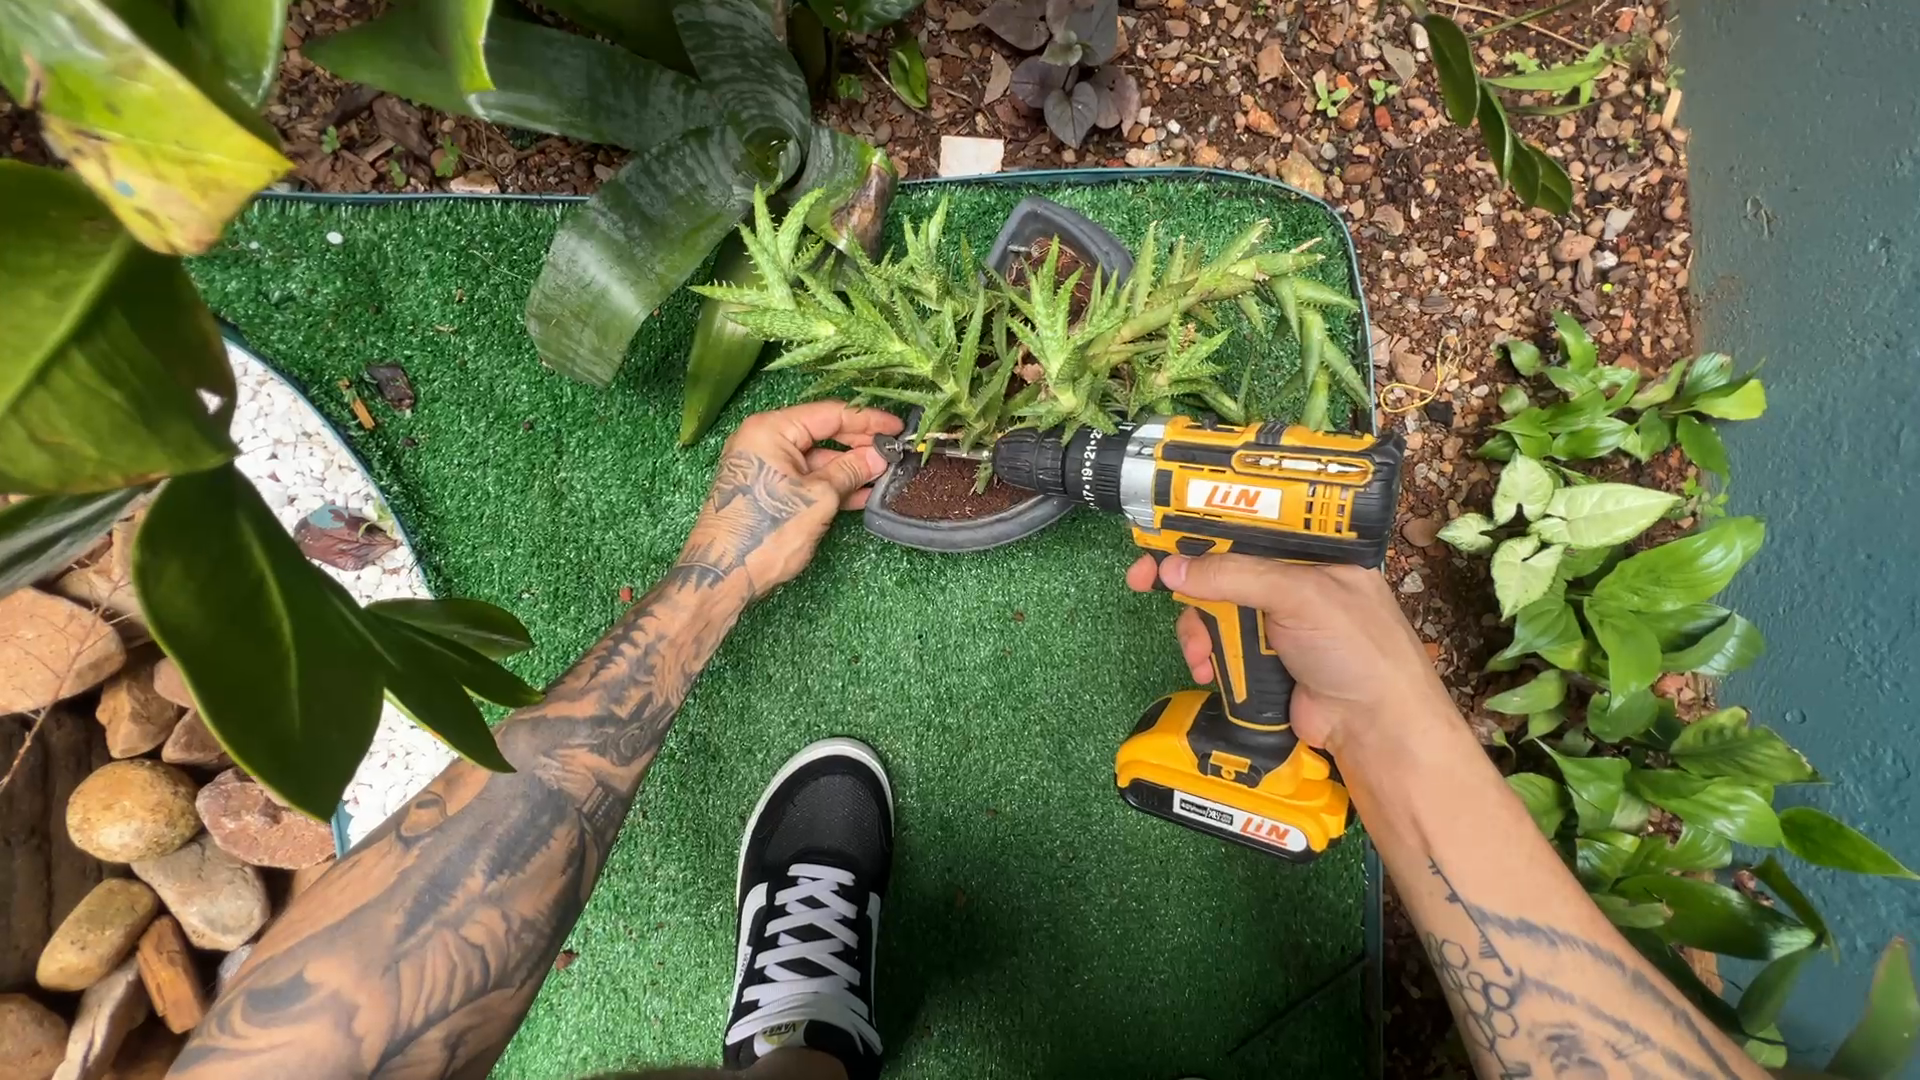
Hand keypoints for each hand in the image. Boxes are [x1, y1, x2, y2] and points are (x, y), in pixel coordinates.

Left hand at [681, 402, 903, 595]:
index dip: (868, 421)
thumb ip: (851, 471)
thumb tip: (879, 456)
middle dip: (860, 446)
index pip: (830, 414)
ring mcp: (766, 465)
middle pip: (824, 434)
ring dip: (851, 468)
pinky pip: (807, 479)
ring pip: (818, 460)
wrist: (724, 574)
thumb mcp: (818, 498)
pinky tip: (864, 494)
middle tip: (895, 454)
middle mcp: (765, 439)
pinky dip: (833, 485)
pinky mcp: (769, 489)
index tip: (898, 428)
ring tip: (886, 476)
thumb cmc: (766, 531)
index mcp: (771, 429)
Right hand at [1125, 553, 1451, 755]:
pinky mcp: (1258, 655)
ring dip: (1194, 629)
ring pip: (1211, 607)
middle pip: (1219, 566)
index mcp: (1310, 551)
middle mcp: (1289, 579)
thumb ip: (1234, 577)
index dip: (1202, 525)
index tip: (1160, 532)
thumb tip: (1170, 569)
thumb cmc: (1355, 648)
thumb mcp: (1299, 597)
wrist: (1373, 730)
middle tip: (1141, 579)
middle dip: (1183, 579)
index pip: (1247, 524)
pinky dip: (1204, 654)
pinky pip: (1215, 642)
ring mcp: (1272, 619)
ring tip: (1198, 654)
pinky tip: (1206, 671)